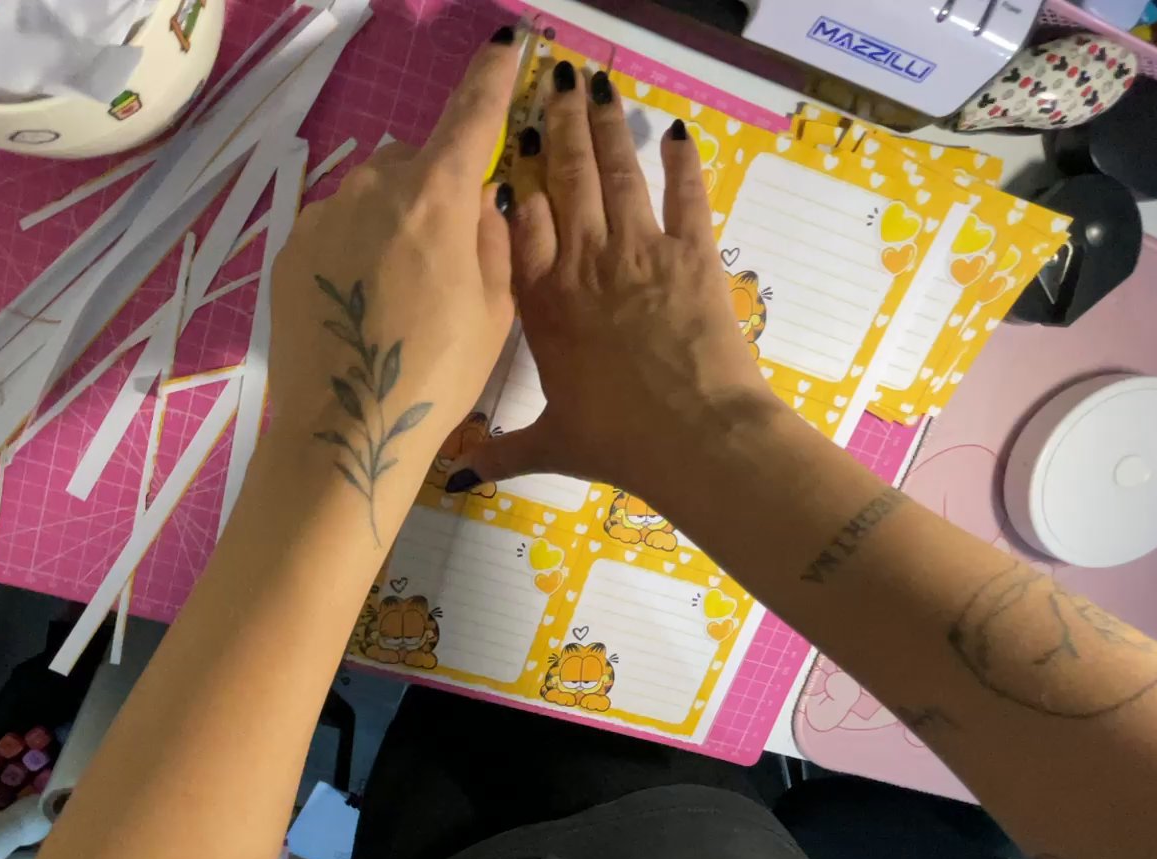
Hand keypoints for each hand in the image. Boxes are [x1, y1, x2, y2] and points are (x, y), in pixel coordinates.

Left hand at [264, 28, 521, 540]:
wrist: (346, 430)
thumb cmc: (437, 377)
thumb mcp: (494, 314)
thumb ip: (492, 242)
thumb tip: (479, 206)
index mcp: (436, 198)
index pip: (470, 116)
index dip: (492, 79)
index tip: (506, 44)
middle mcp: (373, 189)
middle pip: (413, 161)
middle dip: (433, 189)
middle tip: (441, 256)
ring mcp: (323, 217)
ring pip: (369, 195)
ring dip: (390, 220)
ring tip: (393, 292)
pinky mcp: (289, 250)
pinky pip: (333, 227)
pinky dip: (352, 248)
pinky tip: (355, 303)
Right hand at [449, 61, 788, 509]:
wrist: (695, 439)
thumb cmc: (616, 442)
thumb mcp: (551, 447)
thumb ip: (504, 453)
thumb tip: (461, 477)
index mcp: (543, 305)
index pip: (522, 226)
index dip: (519, 182)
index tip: (515, 145)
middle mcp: (584, 265)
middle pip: (568, 180)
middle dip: (560, 127)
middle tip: (557, 82)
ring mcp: (640, 252)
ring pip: (619, 173)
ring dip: (609, 126)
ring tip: (600, 85)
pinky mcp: (694, 254)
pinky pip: (687, 195)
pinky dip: (683, 162)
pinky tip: (676, 133)